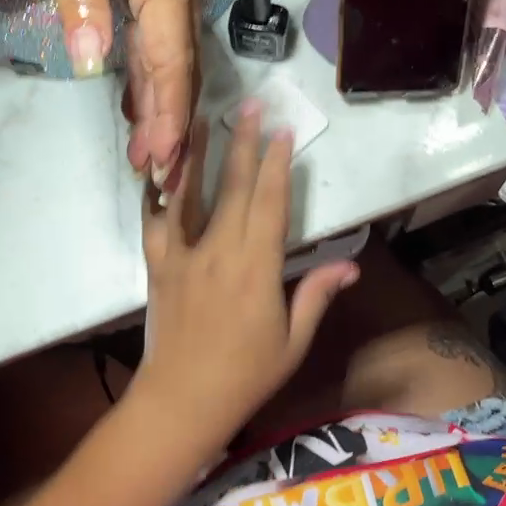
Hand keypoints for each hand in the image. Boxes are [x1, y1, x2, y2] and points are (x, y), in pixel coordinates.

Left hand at [25, 0, 194, 184]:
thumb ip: (80, 2)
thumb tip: (90, 67)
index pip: (170, 54)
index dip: (169, 110)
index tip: (165, 158)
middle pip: (181, 63)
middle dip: (171, 120)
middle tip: (158, 175)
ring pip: (173, 56)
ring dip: (162, 105)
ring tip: (149, 155)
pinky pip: (159, 38)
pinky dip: (151, 77)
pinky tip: (139, 107)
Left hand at [131, 107, 359, 444]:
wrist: (182, 400)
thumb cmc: (246, 375)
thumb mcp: (293, 342)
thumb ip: (316, 296)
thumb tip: (350, 264)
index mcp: (256, 268)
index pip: (269, 204)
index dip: (276, 165)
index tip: (282, 131)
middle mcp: (218, 252)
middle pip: (233, 188)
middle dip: (243, 143)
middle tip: (250, 105)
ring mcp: (183, 256)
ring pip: (191, 195)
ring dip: (199, 153)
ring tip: (202, 117)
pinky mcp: (158, 266)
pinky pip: (156, 222)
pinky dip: (159, 193)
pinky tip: (161, 169)